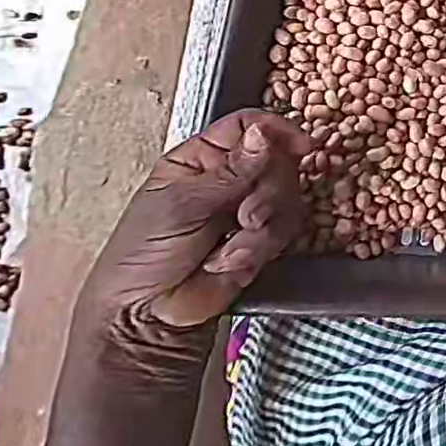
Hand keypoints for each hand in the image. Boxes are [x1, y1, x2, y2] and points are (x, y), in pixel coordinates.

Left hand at [67, 110, 312, 390]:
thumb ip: (231, 171)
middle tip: (248, 216)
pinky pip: (286, 228)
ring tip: (232, 248)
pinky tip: (233, 261)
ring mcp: (250, 206)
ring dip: (264, 225)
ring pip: (288, 195)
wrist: (147, 318)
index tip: (301, 146)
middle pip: (278, 160)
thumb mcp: (181, 205)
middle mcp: (231, 176)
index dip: (276, 132)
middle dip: (268, 191)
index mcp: (201, 158)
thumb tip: (263, 134)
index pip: (247, 127)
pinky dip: (262, 246)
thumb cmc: (144, 255)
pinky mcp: (264, 238)